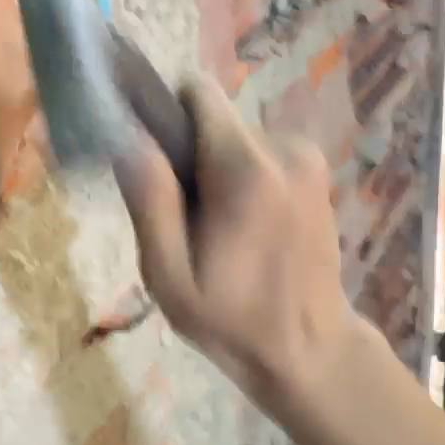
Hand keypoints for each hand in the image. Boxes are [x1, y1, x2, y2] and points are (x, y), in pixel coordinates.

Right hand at [113, 78, 369, 409]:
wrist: (312, 351)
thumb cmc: (231, 320)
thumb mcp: (169, 275)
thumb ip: (150, 199)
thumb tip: (128, 135)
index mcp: (247, 170)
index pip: (197, 93)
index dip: (165, 118)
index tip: (154, 163)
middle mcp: (285, 148)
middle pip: (214, 119)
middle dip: (190, 155)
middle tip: (185, 218)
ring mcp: (308, 158)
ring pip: (235, 136)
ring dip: (216, 169)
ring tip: (218, 230)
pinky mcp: (316, 170)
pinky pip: (259, 152)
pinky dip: (242, 178)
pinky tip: (246, 228)